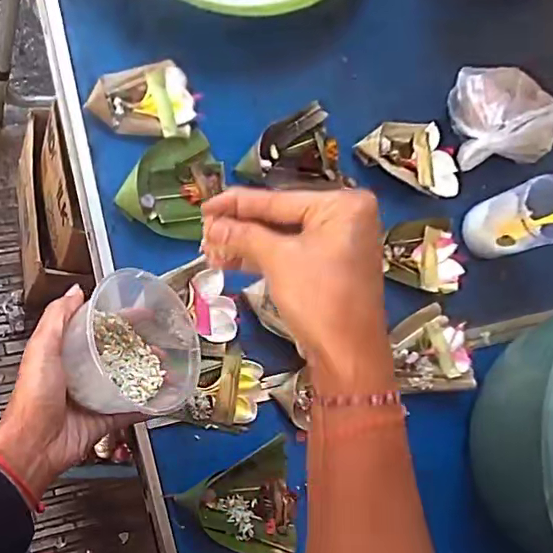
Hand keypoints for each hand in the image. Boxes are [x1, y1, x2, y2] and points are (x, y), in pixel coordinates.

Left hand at [0, 286, 140, 497]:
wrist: (34, 444)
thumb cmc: (32, 399)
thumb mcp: (41, 348)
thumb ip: (57, 318)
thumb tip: (74, 292)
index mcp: (64, 354)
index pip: (96, 330)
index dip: (119, 319)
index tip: (140, 313)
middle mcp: (79, 374)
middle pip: (116, 355)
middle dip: (139, 348)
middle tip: (159, 342)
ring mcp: (92, 397)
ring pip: (126, 382)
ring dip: (146, 374)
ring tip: (165, 366)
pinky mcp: (103, 420)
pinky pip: (129, 410)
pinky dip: (146, 406)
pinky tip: (161, 399)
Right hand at [202, 188, 393, 391]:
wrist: (346, 353)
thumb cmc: (324, 302)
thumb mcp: (278, 260)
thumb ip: (243, 235)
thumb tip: (215, 225)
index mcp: (344, 205)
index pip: (278, 199)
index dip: (238, 203)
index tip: (209, 205)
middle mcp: (346, 218)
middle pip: (279, 216)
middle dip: (239, 227)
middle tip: (206, 229)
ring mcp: (338, 244)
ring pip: (282, 237)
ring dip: (245, 244)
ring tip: (212, 248)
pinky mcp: (329, 267)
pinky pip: (289, 253)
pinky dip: (262, 257)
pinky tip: (232, 259)